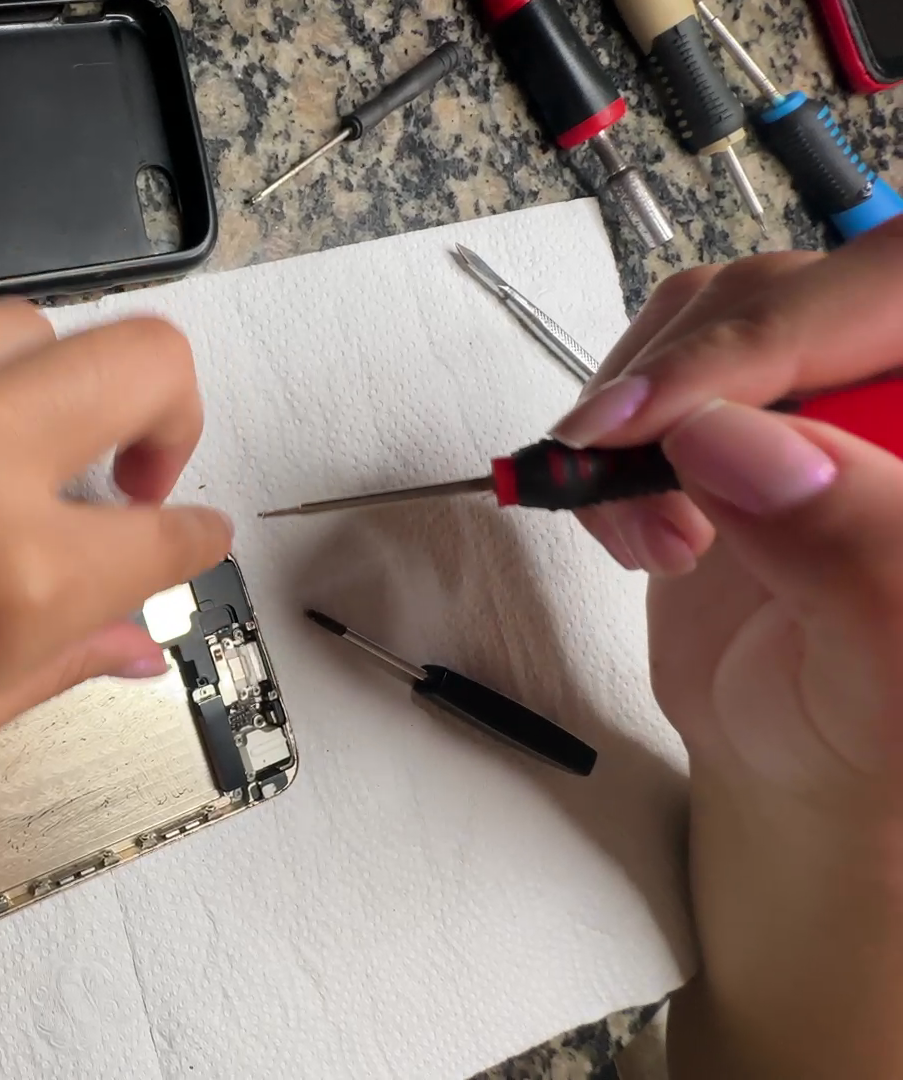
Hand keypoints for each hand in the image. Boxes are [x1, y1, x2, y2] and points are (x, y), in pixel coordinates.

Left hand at [0, 296, 231, 1079]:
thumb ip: (53, 662)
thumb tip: (132, 635)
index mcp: (7, 583)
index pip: (166, 531)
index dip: (187, 539)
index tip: (181, 536)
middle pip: (137, 357)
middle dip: (163, 414)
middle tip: (122, 478)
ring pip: (11, 325)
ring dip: (31, 391)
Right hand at [549, 222, 902, 1076]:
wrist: (811, 747)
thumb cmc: (879, 726)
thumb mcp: (894, 670)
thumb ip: (857, 549)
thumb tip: (727, 439)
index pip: (899, 294)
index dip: (765, 340)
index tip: (640, 424)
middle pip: (786, 297)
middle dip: (677, 395)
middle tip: (628, 494)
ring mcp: (824, 398)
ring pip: (699, 327)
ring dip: (629, 426)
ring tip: (646, 529)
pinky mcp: (734, 427)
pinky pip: (644, 384)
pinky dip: (604, 447)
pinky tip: (636, 520)